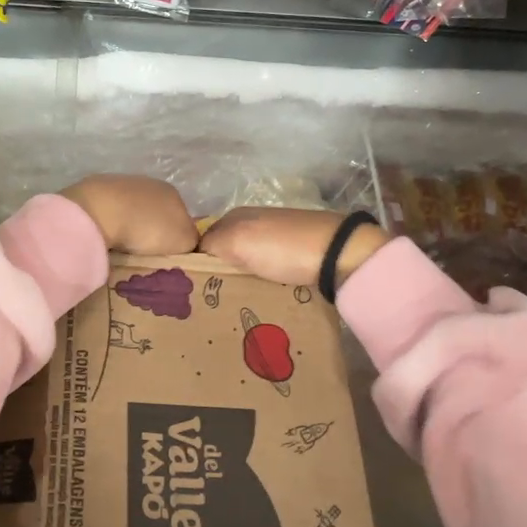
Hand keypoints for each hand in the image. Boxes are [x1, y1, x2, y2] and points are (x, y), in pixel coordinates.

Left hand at [59, 175, 198, 255]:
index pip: (182, 217)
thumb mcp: (184, 240)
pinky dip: (110, 224)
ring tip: (124, 250)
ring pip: (132, 212)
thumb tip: (188, 242)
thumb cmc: (148, 227)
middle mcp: (149, 183)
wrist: (100, 211)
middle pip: (156, 213)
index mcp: (172, 192)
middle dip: (151, 232)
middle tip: (146, 255)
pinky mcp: (95, 191)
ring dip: (129, 228)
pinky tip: (107, 238)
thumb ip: (192, 240)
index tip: (169, 256)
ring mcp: (120, 184)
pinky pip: (110, 213)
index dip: (177, 238)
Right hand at [198, 207, 389, 287]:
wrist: (339, 254)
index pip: (202, 240)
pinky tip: (257, 300)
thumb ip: (211, 244)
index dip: (194, 263)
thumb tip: (193, 255)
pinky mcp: (295, 257)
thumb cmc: (282, 247)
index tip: (188, 291)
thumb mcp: (237, 240)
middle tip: (206, 304)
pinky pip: (267, 272)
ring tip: (229, 309)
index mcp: (235, 216)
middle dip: (215, 275)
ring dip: (238, 282)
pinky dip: (259, 284)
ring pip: (245, 264)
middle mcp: (253, 224)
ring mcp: (276, 240)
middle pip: (224, 252)